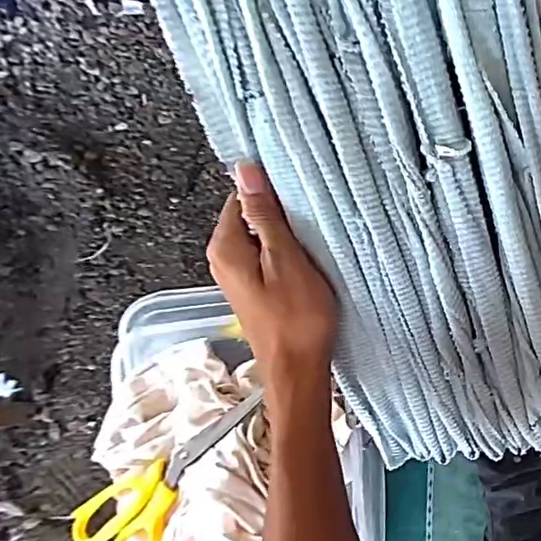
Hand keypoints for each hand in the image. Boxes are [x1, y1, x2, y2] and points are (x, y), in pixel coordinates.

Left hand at [208, 162, 338, 391]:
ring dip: (289, 236)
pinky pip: (270, 257)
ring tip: (316, 242)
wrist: (298, 369)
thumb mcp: (285, 259)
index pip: (241, 197)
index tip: (302, 198)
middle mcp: (224, 259)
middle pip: (251, 217)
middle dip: (283, 215)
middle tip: (314, 221)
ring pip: (263, 238)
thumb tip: (245, 172)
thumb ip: (264, 216)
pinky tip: (311, 262)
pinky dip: (290, 254)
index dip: (272, 193)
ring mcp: (239, 275)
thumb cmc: (296, 317)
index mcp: (225, 247)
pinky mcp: (256, 288)